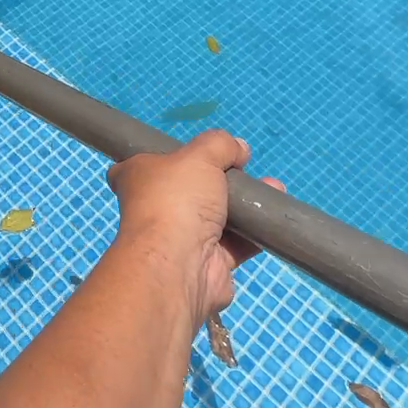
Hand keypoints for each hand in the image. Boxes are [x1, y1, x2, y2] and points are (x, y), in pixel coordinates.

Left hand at [105, 130, 280, 327]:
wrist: (180, 262)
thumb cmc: (176, 198)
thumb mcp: (198, 156)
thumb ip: (218, 145)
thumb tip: (238, 147)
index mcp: (135, 175)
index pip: (144, 162)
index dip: (168, 156)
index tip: (194, 155)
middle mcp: (153, 205)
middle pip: (188, 188)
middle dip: (219, 179)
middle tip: (244, 170)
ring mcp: (179, 235)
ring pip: (215, 214)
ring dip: (243, 203)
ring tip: (271, 188)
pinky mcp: (207, 261)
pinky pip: (234, 242)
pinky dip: (253, 233)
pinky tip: (272, 219)